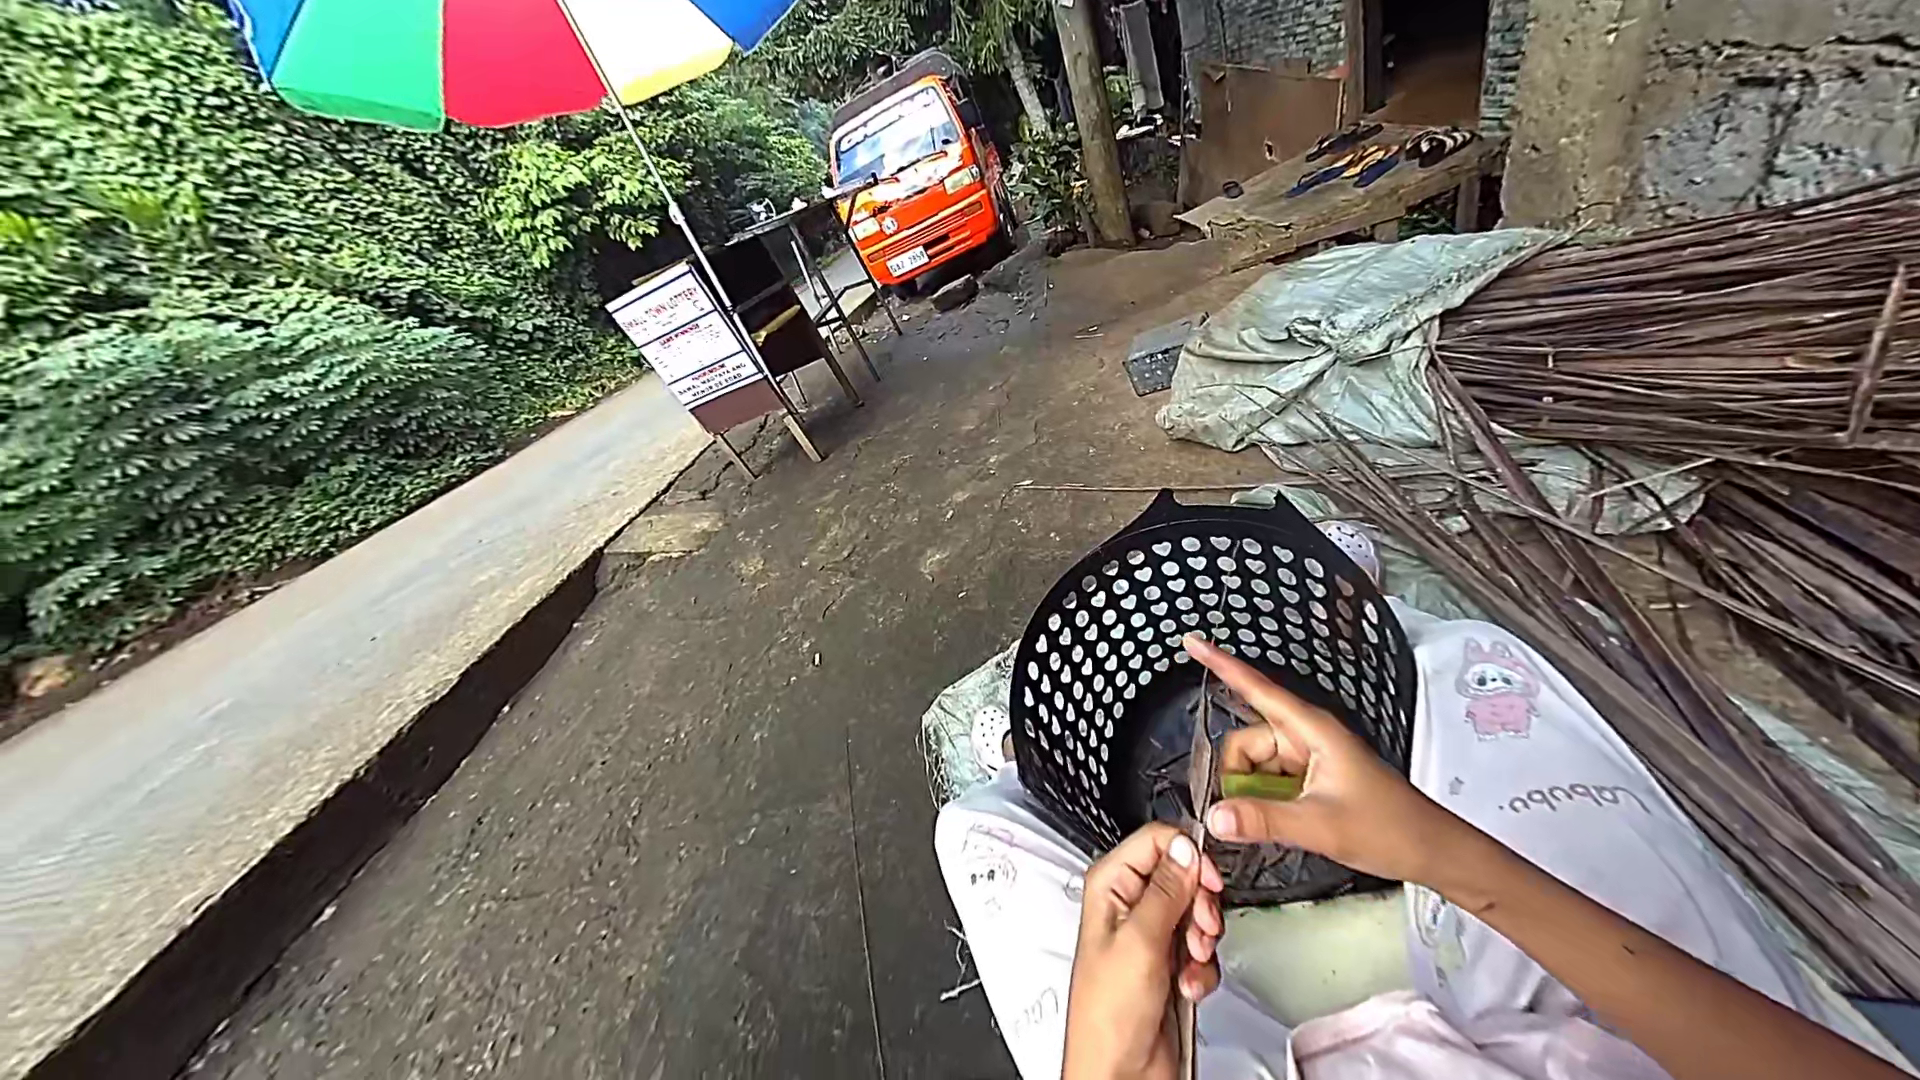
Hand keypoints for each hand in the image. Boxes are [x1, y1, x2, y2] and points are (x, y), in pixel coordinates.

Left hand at [1063, 823, 1224, 1079]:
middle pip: (1181, 873)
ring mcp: (1150, 931)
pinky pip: (1200, 946)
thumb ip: (1166, 891)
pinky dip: (1202, 966)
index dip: (1187, 854)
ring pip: (1194, 910)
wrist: (1120, 1074)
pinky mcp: (1168, 960)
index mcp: (1111, 883)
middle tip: (1200, 926)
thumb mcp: (1140, 941)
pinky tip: (1189, 984)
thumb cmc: (1108, 1013)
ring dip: (1202, 938)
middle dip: (1200, 902)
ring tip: (1190, 960)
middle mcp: (1129, 901)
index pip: (1155, 840)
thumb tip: (1183, 848)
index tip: (1208, 879)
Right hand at [1185, 633, 1477, 886]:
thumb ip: (1263, 820)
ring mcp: (1305, 755)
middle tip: (1239, 810)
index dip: (1220, 663)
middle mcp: (1304, 735)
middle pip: (1244, 740)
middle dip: (1236, 774)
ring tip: (1273, 819)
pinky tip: (1277, 816)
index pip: (1255, 688)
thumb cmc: (1390, 828)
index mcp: (1310, 729)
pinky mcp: (1307, 774)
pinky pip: (1265, 776)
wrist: (1433, 852)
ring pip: (1252, 761)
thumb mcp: (1321, 826)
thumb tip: (1214, 816)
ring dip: (1249, 790)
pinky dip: (1261, 796)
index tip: (1191, 642)